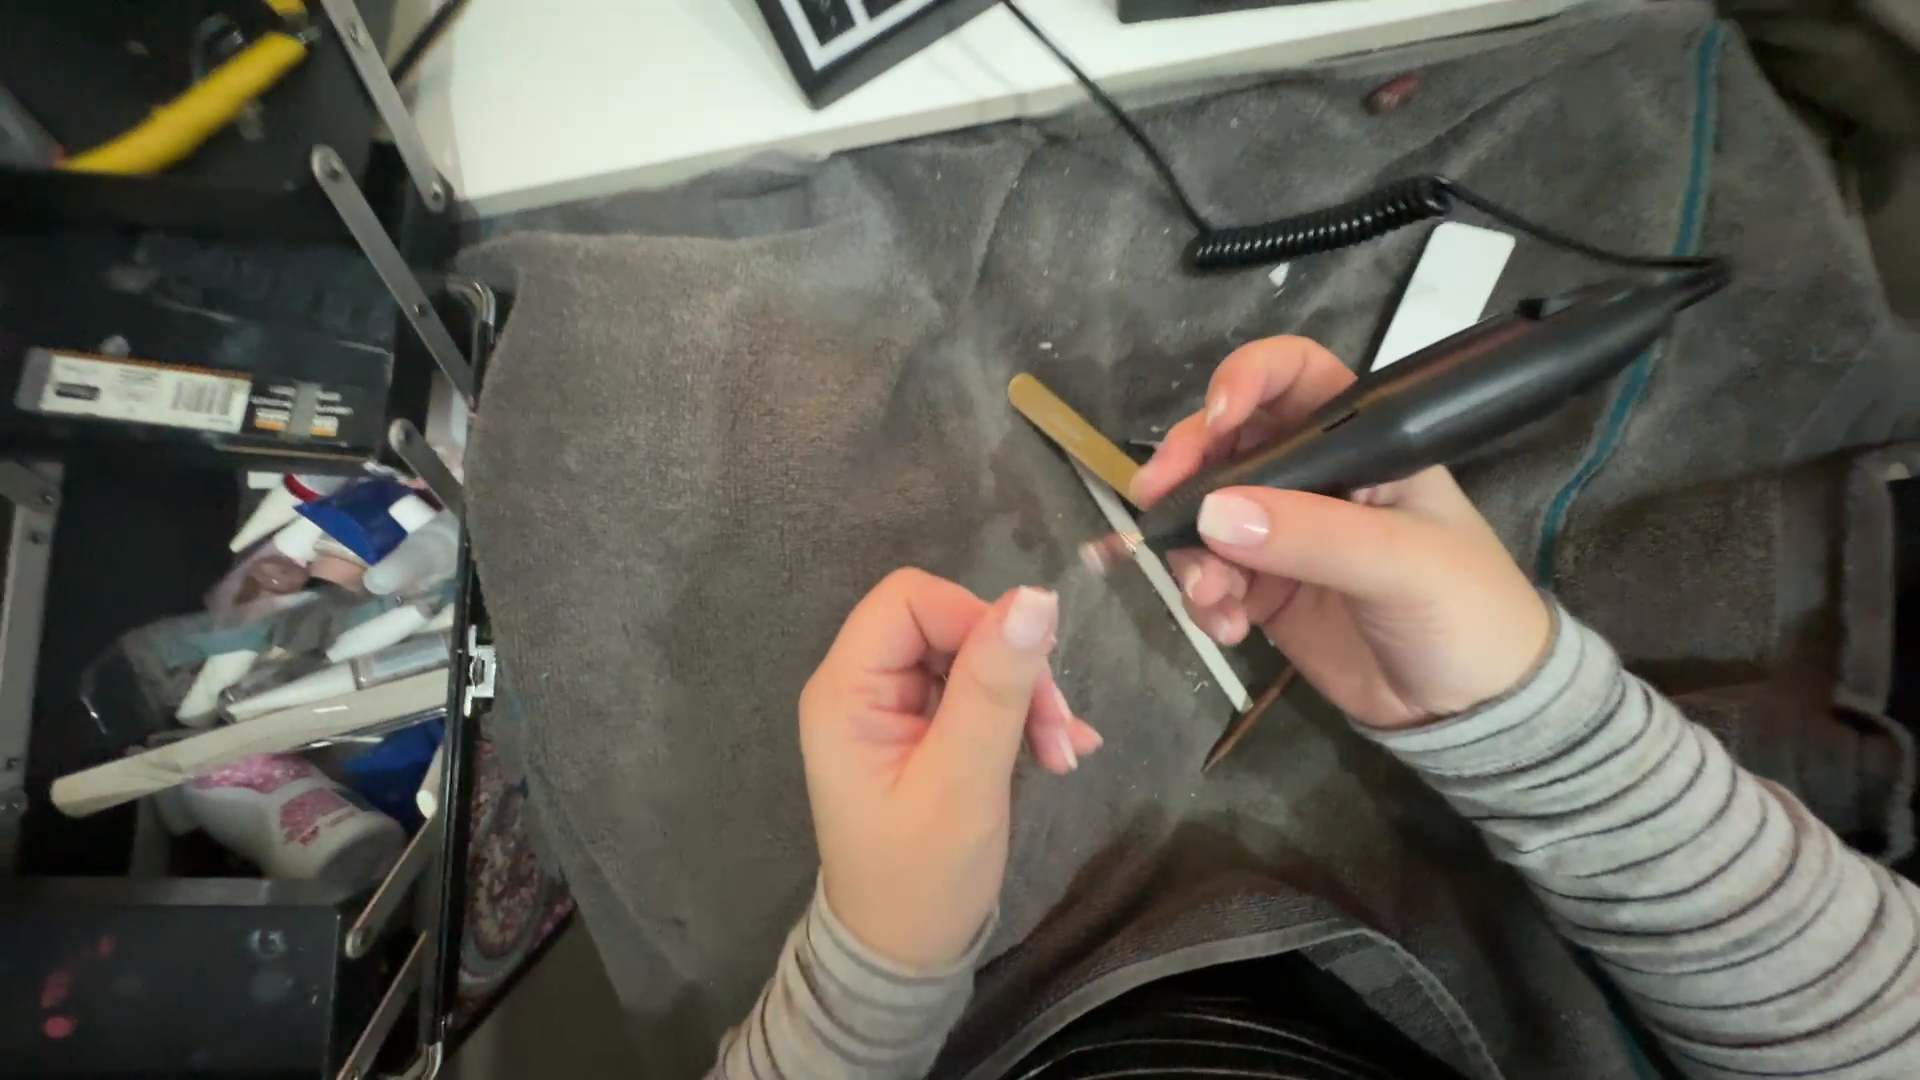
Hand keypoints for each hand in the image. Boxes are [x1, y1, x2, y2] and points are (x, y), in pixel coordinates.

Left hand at [798, 569, 1102, 967]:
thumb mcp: (964, 781)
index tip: (1031, 671)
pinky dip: (1020, 712)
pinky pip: (977, 688)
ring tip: (1062, 751)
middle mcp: (861, 684)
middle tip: (1057, 730)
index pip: (909, 599)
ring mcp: (893, 703)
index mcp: (845, 690)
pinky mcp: (923, 723)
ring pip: (971, 653)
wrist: (906, 953)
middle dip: (1010, 666)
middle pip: (945, 623)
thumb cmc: (922, 879)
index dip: (975, 616)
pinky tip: (1060, 749)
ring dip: (1025, 694)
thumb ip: (995, 686)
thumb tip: (1036, 596)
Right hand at [1131, 337, 1552, 730]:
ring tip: (1210, 597)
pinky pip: (1206, 576)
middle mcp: (1310, 480)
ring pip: (1202, 517)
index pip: (1294, 378)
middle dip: (1184, 470)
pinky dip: (1203, 601)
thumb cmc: (1466, 613)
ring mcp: (1278, 535)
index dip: (1247, 379)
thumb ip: (1311, 535)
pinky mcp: (1258, 587)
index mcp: (1359, 445)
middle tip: (1154, 500)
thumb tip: (1211, 514)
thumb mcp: (1403, 564)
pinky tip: (1227, 629)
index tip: (1214, 420)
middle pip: (1225, 446)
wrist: (1465, 708)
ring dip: (1190, 554)